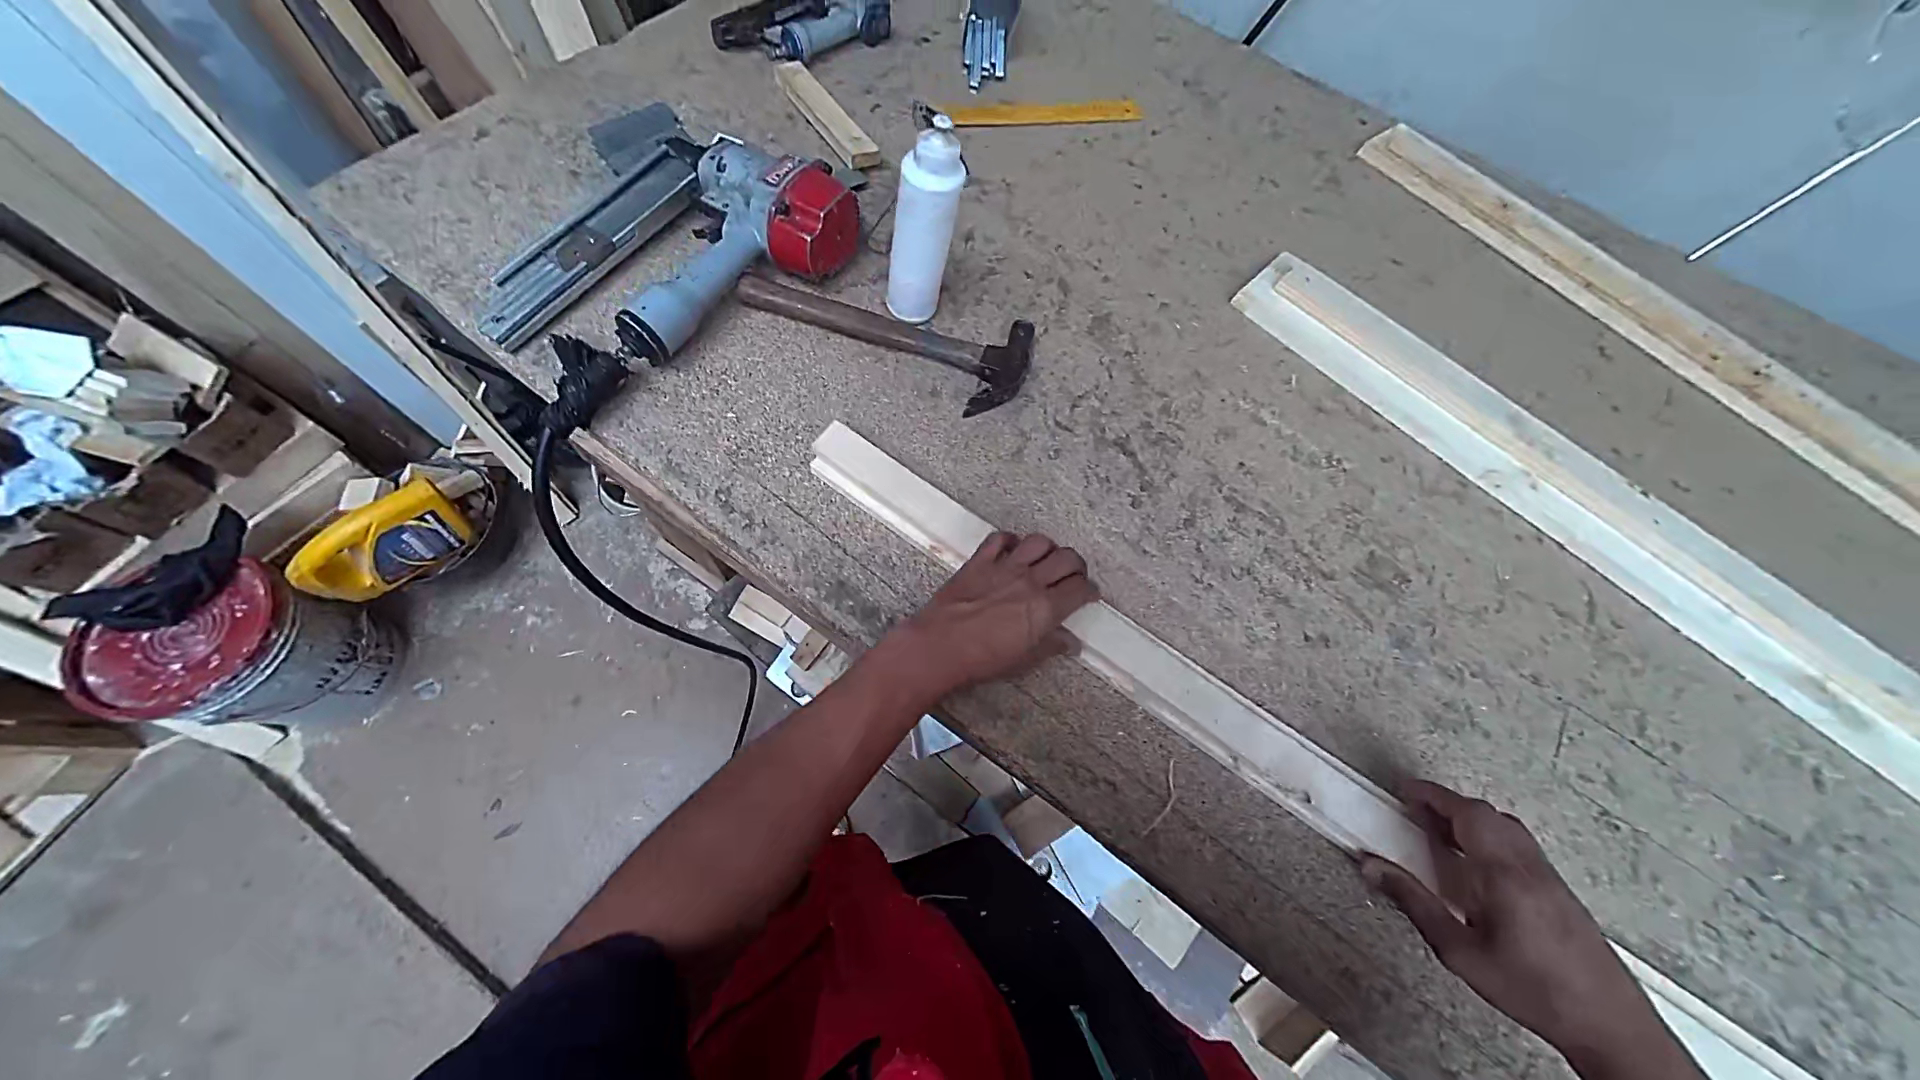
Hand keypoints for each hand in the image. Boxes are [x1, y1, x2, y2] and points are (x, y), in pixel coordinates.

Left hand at [874, 532, 1098, 702]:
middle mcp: (1029, 582)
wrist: (939, 647)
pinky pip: (1000, 539)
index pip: (1080, 588)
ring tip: (1047, 559)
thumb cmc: (978, 658)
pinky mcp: (979, 562)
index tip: (1088, 594)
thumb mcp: (1024, 660)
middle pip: (1067, 559)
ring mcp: (1004, 568)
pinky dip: (1010, 540)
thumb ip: (1051, 646)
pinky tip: (1011, 549)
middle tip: (1074, 575)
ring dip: (1048, 548)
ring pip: (1039, 542)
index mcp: (1044, 608)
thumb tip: (1069, 643)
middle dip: (1077, 565)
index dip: (1089, 590)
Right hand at [1359, 782, 1703, 1079]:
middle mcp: (1531, 869)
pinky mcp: (1561, 893)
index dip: (1432, 795)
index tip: (1406, 790)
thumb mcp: (1459, 950)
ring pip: (1507, 828)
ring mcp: (1551, 880)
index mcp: (1505, 875)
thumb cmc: (1540, 993)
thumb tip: (1376, 869)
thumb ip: (1413, 902)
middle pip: (1487, 815)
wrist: (1611, 1029)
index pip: (1466, 813)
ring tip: (1441, 832)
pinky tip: (1475, 862)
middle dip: (1447, 805)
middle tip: (1416, 809)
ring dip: (1470, 819)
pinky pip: (1520, 846)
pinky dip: (1490, 837)